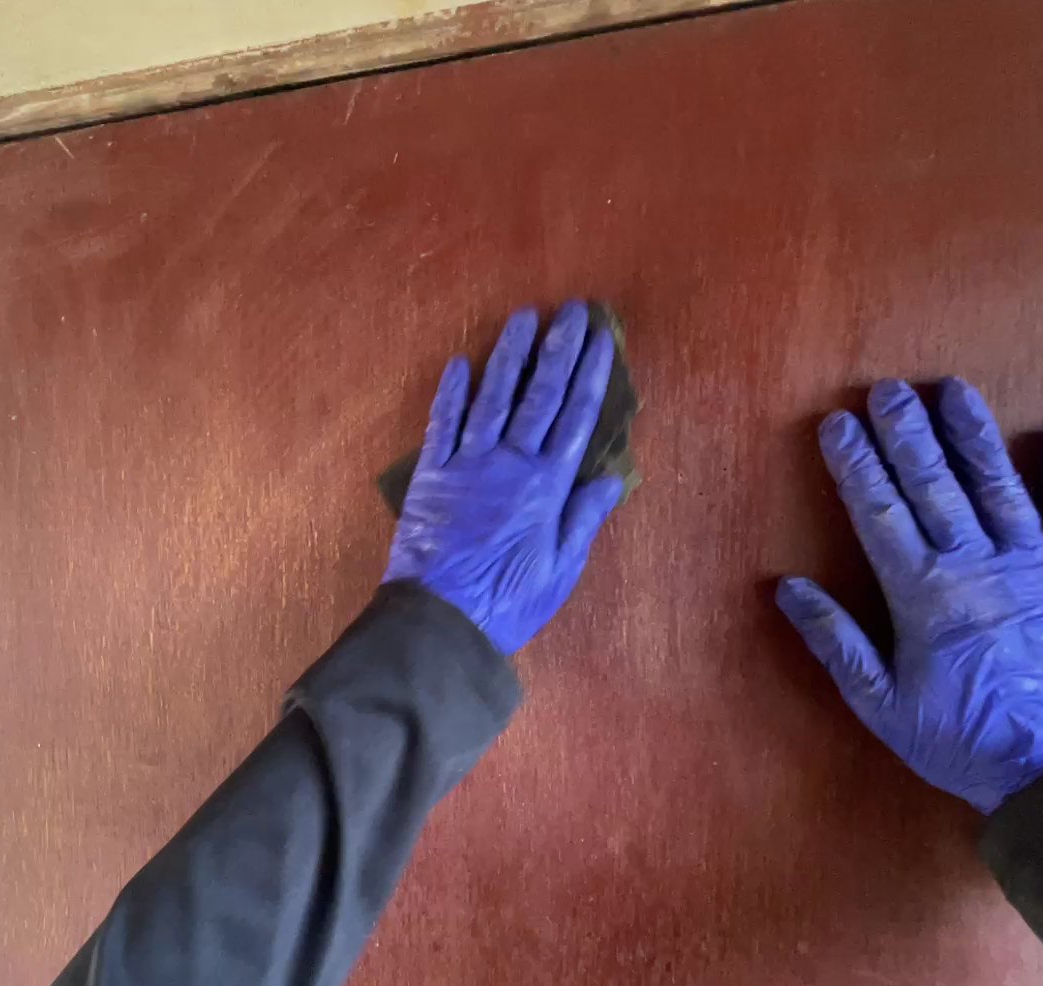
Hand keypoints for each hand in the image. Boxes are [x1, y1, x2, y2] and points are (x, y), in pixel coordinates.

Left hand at [384, 301, 626, 654]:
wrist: (439, 618)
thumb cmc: (506, 601)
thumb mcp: (560, 571)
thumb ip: (583, 519)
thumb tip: (612, 477)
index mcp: (546, 486)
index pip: (574, 418)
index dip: (590, 376)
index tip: (602, 340)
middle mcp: (508, 463)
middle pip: (538, 397)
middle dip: (557, 351)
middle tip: (570, 310)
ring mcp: (465, 463)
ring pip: (491, 399)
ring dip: (507, 356)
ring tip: (522, 318)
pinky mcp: (429, 473)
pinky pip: (441, 425)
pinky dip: (449, 394)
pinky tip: (457, 363)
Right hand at [776, 378, 1042, 812]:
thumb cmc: (957, 737)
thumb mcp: (876, 700)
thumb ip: (833, 639)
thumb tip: (785, 586)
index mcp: (923, 593)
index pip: (879, 512)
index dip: (855, 465)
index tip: (836, 425)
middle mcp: (979, 566)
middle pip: (935, 486)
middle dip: (906, 435)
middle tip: (885, 390)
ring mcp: (1041, 568)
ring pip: (1001, 487)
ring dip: (973, 435)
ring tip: (950, 390)